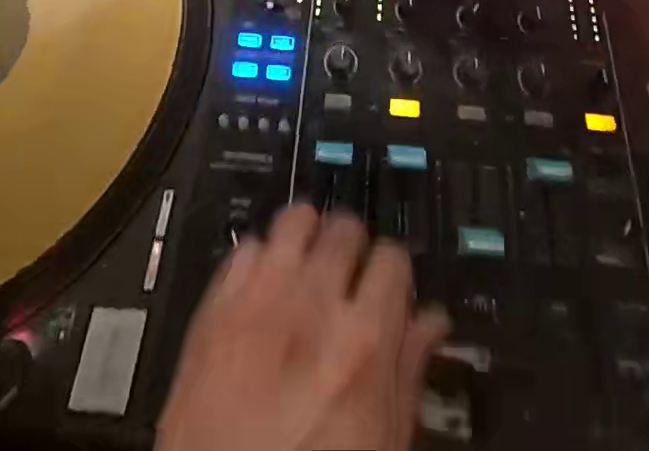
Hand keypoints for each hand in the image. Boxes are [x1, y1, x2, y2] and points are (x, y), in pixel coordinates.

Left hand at [156, 204, 449, 450]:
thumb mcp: (383, 441)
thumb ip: (409, 370)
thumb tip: (431, 320)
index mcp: (364, 339)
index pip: (393, 258)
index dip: (395, 269)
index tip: (389, 282)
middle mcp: (313, 301)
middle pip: (344, 228)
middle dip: (353, 244)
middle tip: (349, 269)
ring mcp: (260, 293)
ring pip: (294, 219)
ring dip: (308, 233)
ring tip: (309, 258)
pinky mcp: (218, 299)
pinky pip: (245, 246)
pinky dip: (261, 257)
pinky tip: (264, 283)